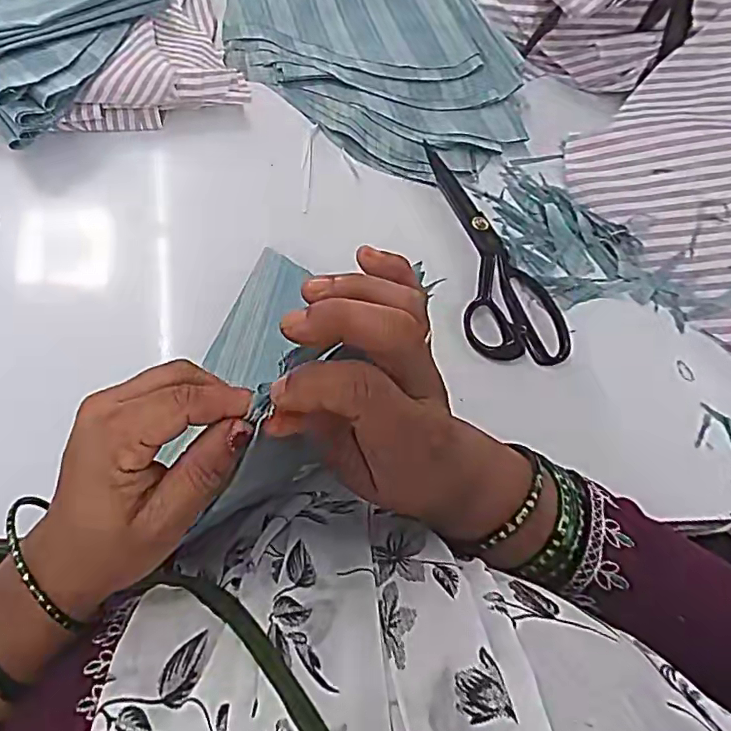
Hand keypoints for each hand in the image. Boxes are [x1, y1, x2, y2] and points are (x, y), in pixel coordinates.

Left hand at [26, 361, 253, 617]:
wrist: (63, 561)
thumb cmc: (103, 549)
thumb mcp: (165, 520)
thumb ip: (204, 470)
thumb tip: (237, 429)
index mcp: (112, 434)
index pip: (181, 398)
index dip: (223, 401)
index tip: (253, 412)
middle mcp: (102, 410)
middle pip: (175, 377)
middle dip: (216, 391)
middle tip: (245, 418)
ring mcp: (102, 406)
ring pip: (167, 376)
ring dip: (202, 392)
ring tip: (229, 421)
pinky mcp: (107, 410)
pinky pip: (155, 386)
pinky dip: (185, 396)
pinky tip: (202, 419)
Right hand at [261, 246, 531, 542]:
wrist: (453, 471)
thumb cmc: (404, 472)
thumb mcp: (354, 471)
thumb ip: (317, 433)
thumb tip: (277, 409)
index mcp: (403, 430)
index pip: (361, 389)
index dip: (313, 383)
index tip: (280, 391)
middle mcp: (419, 385)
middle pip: (391, 331)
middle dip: (336, 319)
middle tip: (292, 326)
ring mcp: (424, 358)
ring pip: (403, 307)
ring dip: (354, 288)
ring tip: (312, 291)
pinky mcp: (421, 339)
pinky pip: (415, 297)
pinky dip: (392, 270)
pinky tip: (364, 258)